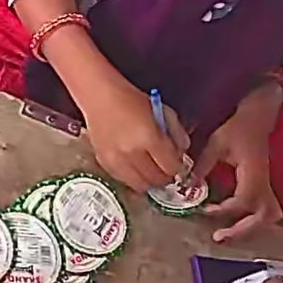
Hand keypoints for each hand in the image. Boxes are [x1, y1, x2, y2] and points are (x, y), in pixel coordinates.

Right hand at [77, 76, 189, 190]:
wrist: (100, 97)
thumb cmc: (132, 100)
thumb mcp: (162, 111)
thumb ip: (177, 132)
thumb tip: (183, 151)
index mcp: (149, 137)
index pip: (170, 166)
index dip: (178, 169)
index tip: (179, 166)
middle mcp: (132, 152)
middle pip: (156, 179)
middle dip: (165, 177)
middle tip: (166, 170)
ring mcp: (116, 160)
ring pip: (140, 185)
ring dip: (149, 181)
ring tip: (151, 172)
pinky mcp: (104, 163)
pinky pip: (124, 180)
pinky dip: (133, 178)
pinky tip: (136, 168)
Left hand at [194, 81, 282, 241]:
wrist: (257, 116)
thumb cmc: (238, 128)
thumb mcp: (216, 144)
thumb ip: (202, 166)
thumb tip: (186, 186)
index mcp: (254, 171)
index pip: (244, 200)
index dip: (224, 209)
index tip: (205, 209)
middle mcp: (265, 181)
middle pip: (265, 215)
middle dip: (243, 229)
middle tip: (219, 237)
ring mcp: (268, 185)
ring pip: (269, 216)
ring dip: (250, 228)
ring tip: (226, 234)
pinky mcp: (265, 186)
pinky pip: (264, 210)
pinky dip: (252, 221)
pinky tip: (234, 223)